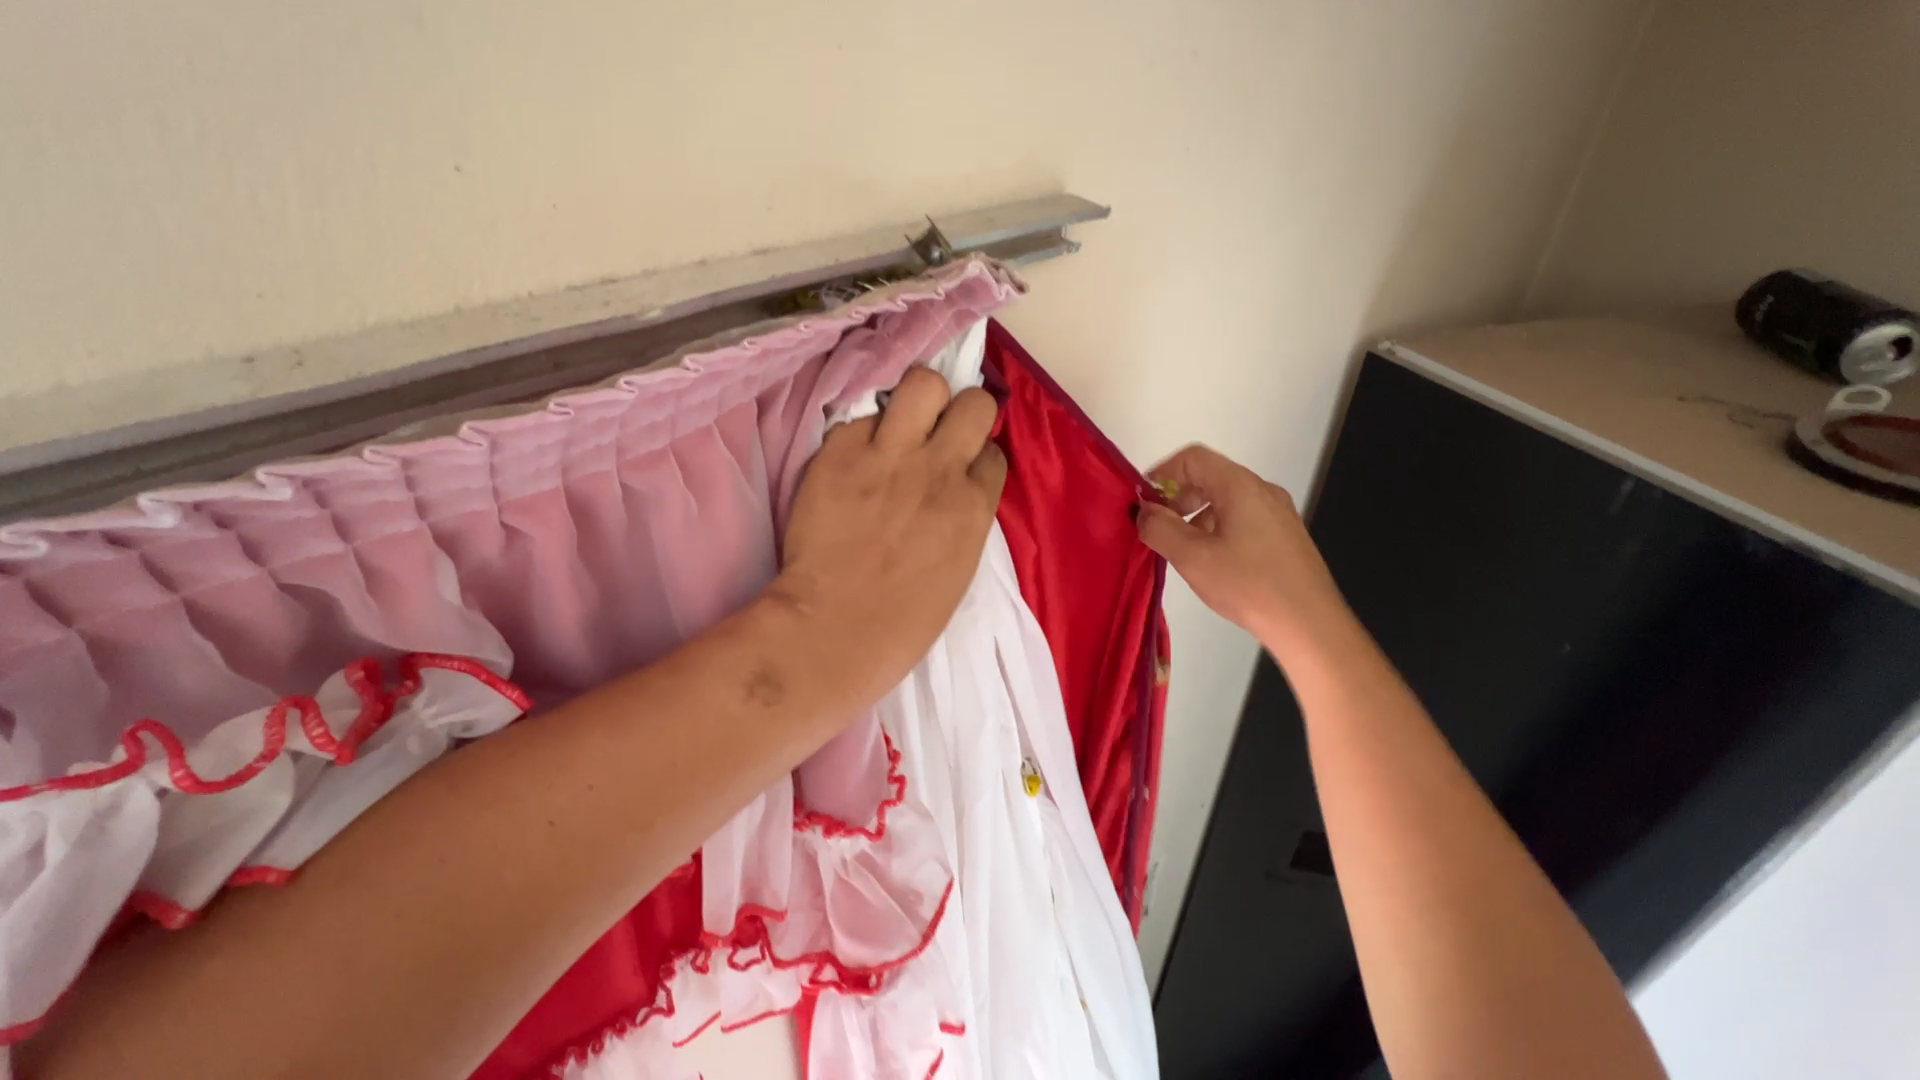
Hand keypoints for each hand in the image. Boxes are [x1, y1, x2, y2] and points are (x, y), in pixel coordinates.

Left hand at [771, 367, 1007, 706]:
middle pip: (972, 402)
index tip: (960, 468)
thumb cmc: (903, 623)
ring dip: (917, 400)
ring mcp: (888, 454)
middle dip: (960, 412)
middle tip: (937, 432)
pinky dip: (859, 435)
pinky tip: (850, 461)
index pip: (992, 453)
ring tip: (901, 423)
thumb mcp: (958, 570)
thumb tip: (954, 493)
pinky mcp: (839, 452)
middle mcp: (939, 468)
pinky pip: (860, 419)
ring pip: (923, 383)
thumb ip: (962, 520)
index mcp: (973, 506)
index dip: (975, 457)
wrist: (833, 628)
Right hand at [1136, 444, 1349, 654]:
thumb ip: (1160, 528)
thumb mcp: (1192, 558)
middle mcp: (1262, 490)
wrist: (1309, 622)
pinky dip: (1218, 527)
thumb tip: (1144, 511)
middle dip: (1177, 496)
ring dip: (1196, 515)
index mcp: (1240, 486)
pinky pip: (1242, 517)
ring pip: (1226, 499)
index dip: (1162, 474)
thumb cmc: (1248, 585)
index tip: (1144, 503)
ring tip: (1183, 549)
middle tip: (1159, 527)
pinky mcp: (1285, 535)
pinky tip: (1213, 561)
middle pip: (1210, 476)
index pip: (1193, 458)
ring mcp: (1278, 513)